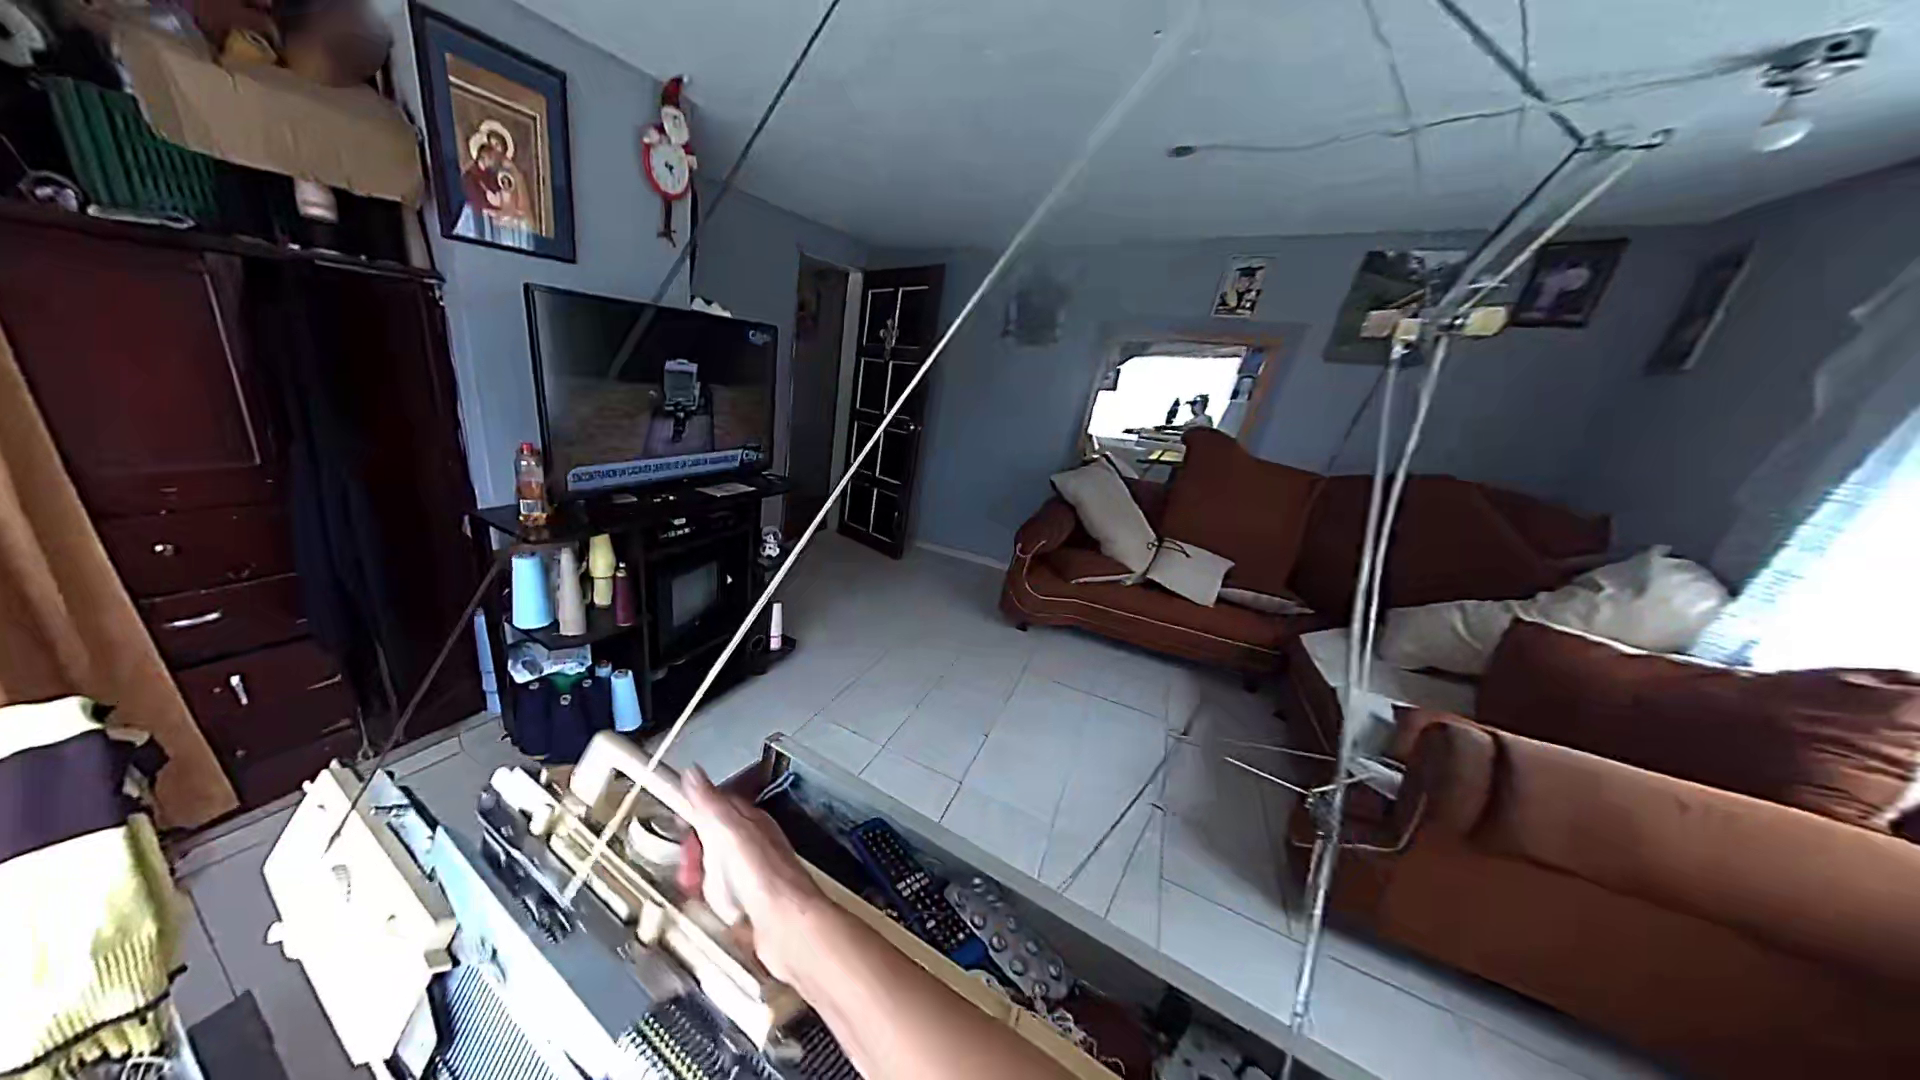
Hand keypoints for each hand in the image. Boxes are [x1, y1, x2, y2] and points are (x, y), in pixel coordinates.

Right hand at [676, 767, 828, 984]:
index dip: (694, 812)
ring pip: (714, 870)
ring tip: (706, 890)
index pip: (717, 804)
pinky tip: (720, 910)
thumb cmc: (765, 878)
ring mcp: (752, 873)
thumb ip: (710, 803)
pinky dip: (714, 903)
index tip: (677, 821)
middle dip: (695, 853)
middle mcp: (754, 844)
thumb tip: (694, 774)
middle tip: (690, 864)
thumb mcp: (729, 832)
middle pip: (712, 839)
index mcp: (750, 821)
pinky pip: (721, 898)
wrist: (787, 925)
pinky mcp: (749, 901)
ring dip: (703, 881)